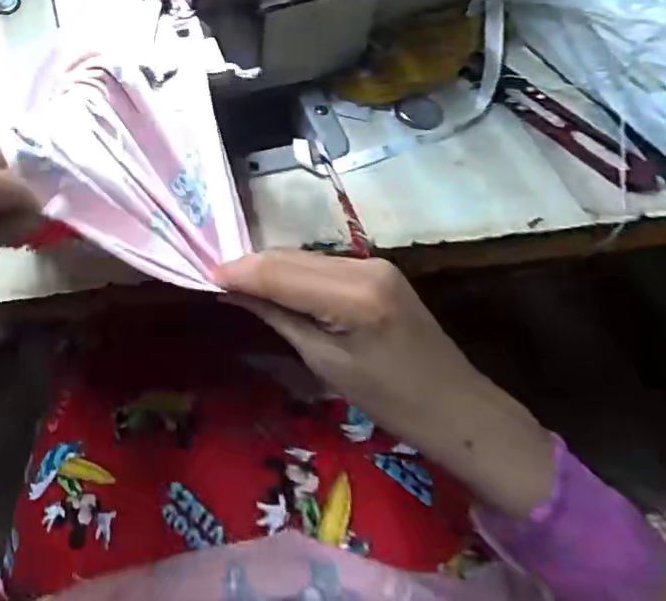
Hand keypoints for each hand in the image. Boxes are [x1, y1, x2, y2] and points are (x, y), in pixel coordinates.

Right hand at [214, 251, 556, 515]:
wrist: (461, 409)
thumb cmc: (391, 401)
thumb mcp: (324, 362)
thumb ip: (276, 316)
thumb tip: (230, 290)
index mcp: (355, 296)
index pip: (281, 273)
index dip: (239, 272)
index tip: (204, 274)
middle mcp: (364, 266)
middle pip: (290, 257)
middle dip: (249, 265)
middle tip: (213, 277)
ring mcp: (373, 263)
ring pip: (302, 256)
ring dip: (268, 266)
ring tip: (236, 281)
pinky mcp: (376, 268)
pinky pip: (320, 263)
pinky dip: (292, 271)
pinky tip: (273, 283)